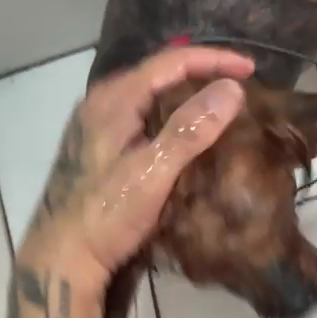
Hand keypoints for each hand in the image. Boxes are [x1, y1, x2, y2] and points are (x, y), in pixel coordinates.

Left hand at [21, 46, 253, 285]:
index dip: (214, 59)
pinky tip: (189, 137)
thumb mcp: (152, 172)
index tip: (251, 70)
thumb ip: (189, 130)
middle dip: (202, 74)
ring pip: (151, 96)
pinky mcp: (102, 150)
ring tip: (222, 107)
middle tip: (240, 87)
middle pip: (160, 73)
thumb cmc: (106, 216)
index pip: (171, 61)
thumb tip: (232, 90)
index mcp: (113, 100)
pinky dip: (173, 118)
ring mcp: (99, 127)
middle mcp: (103, 104)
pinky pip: (144, 118)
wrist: (65, 258)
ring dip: (188, 96)